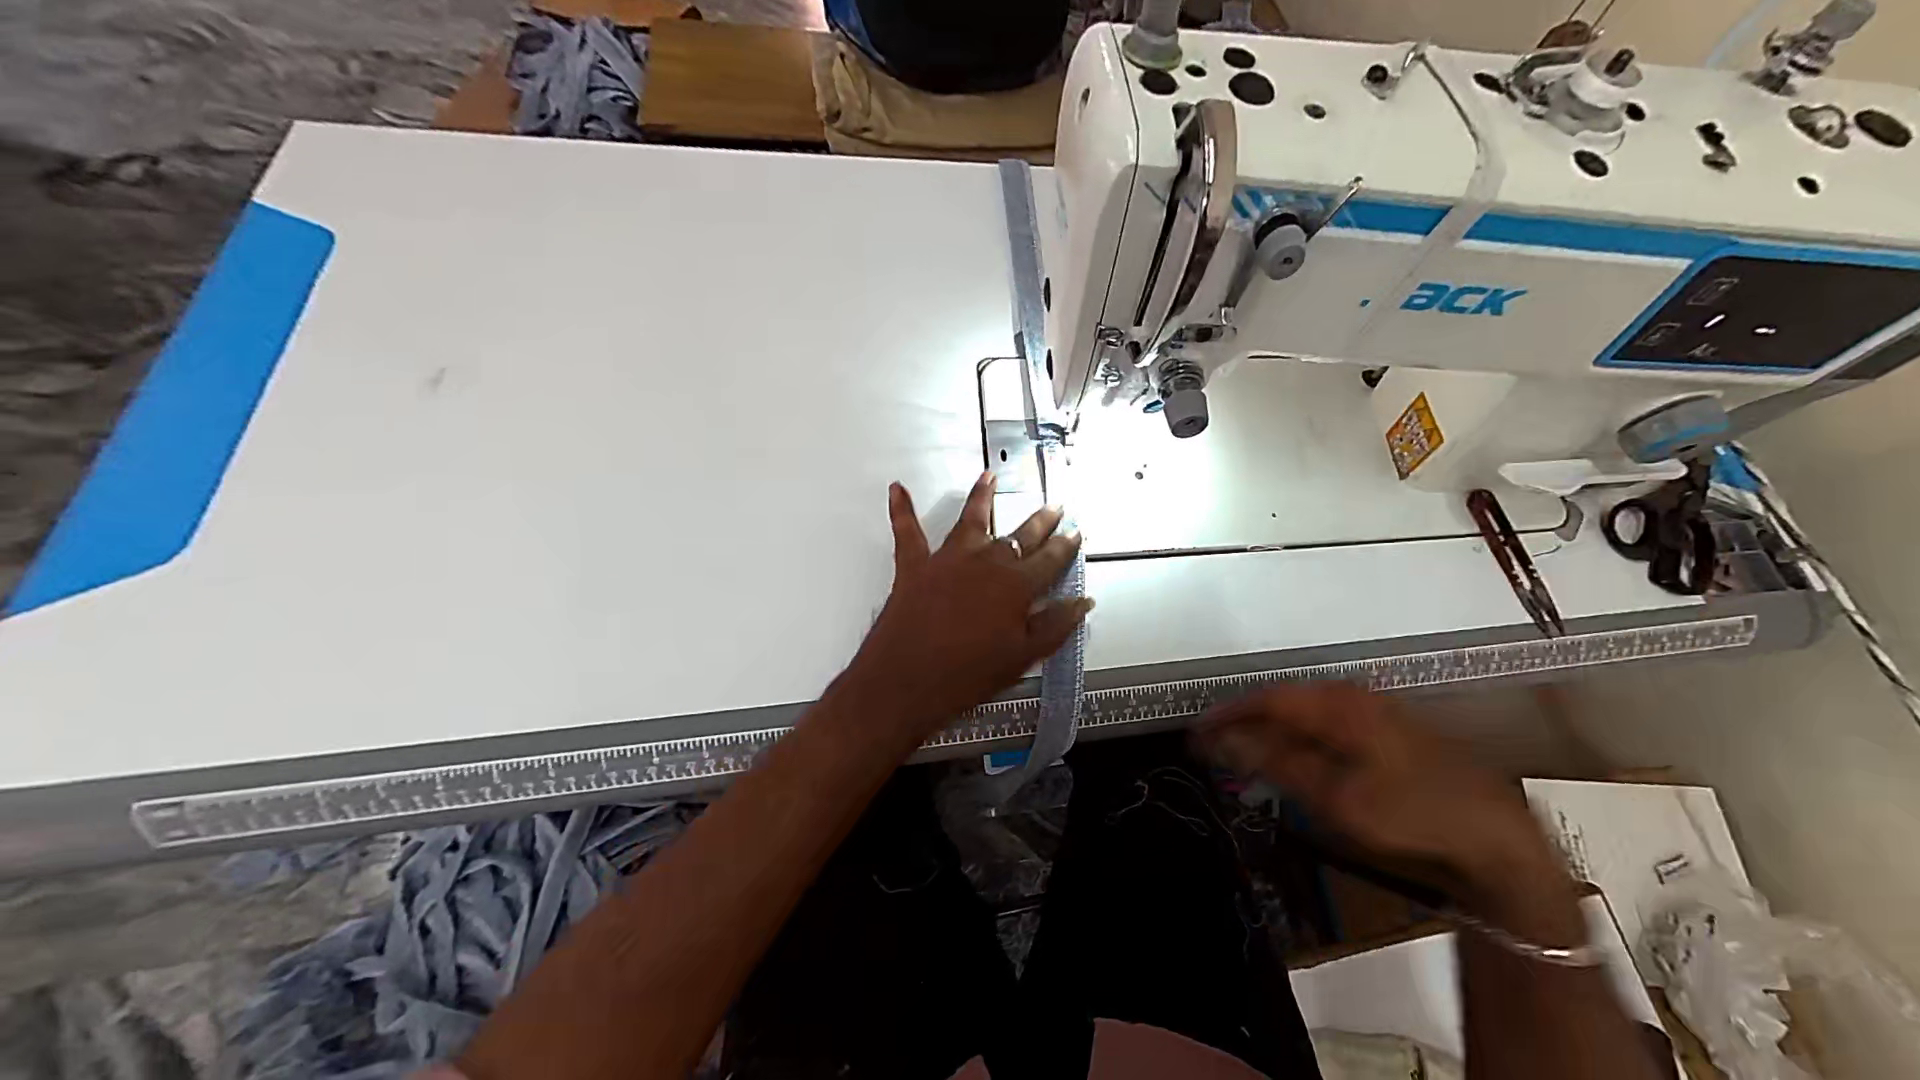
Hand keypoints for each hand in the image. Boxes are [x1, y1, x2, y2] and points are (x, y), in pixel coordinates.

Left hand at [835, 473, 1091, 740]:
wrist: (906, 684)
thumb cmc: (963, 676)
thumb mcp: (1021, 657)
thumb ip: (1055, 626)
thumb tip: (1080, 605)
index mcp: (1015, 585)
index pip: (1050, 558)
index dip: (1065, 545)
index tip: (1074, 534)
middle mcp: (984, 563)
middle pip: (1020, 534)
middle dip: (1040, 520)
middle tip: (1053, 507)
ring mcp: (948, 560)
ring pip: (970, 519)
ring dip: (982, 496)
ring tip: (989, 476)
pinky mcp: (914, 567)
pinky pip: (907, 531)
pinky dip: (902, 509)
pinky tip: (898, 491)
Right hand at [1197, 683, 1564, 906]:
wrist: (1497, 835)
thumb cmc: (1411, 812)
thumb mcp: (1334, 794)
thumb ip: (1275, 762)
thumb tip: (1225, 740)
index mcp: (1336, 705)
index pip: (1265, 699)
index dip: (1227, 714)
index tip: (1197, 730)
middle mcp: (1352, 697)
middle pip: (1283, 700)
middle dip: (1246, 719)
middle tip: (1216, 742)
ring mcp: (1374, 709)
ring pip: (1305, 709)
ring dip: (1273, 727)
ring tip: (1247, 749)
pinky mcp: (1388, 728)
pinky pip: (1326, 720)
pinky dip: (1300, 734)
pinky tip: (1296, 753)